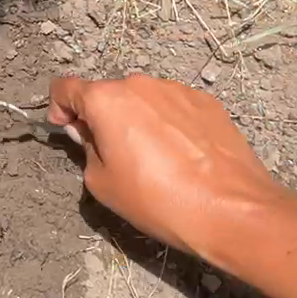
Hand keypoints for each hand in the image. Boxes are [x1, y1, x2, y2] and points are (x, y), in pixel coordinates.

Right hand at [49, 73, 292, 261]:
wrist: (237, 212)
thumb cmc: (160, 200)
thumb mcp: (102, 184)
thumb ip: (85, 150)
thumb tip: (91, 136)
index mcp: (105, 99)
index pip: (64, 87)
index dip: (59, 108)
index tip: (69, 130)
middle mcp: (137, 84)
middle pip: (106, 94)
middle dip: (102, 117)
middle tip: (114, 152)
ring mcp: (175, 90)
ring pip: (142, 99)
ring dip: (137, 118)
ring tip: (154, 156)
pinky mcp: (207, 102)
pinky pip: (173, 106)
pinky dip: (168, 123)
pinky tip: (182, 154)